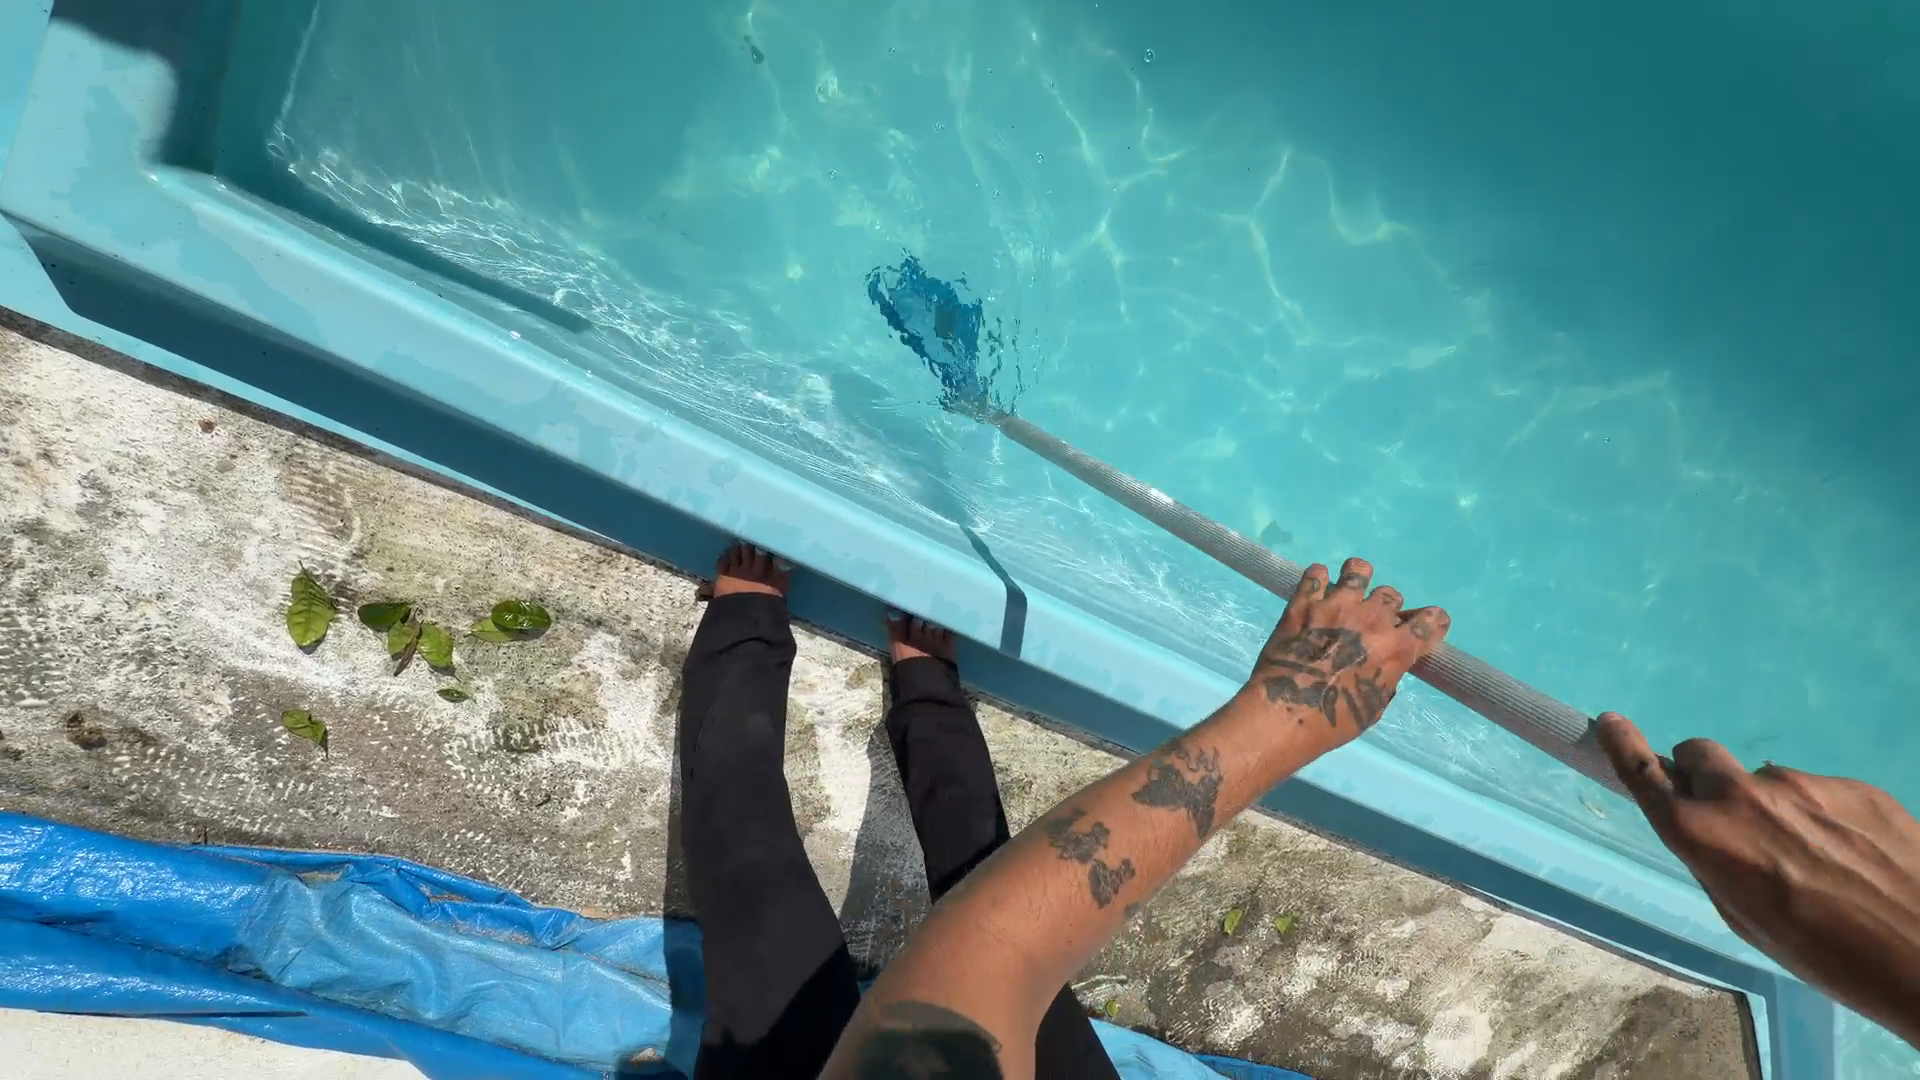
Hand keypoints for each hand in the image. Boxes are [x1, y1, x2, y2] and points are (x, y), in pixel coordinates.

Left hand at [1247, 557, 1449, 745]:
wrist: (1286, 709)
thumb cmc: (1334, 721)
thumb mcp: (1375, 705)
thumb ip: (1385, 676)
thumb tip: (1382, 664)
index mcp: (1396, 648)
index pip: (1430, 621)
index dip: (1431, 621)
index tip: (1426, 622)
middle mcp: (1371, 620)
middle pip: (1390, 596)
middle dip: (1386, 606)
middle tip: (1370, 619)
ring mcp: (1336, 606)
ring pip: (1358, 571)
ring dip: (1357, 577)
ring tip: (1348, 588)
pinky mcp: (1302, 603)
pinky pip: (1315, 575)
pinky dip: (1317, 578)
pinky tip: (1315, 587)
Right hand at [1598, 713, 1919, 1046]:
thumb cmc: (1827, 956)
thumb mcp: (1741, 916)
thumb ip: (1712, 858)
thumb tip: (1711, 832)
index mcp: (1699, 832)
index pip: (1641, 769)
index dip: (1620, 742)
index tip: (1609, 721)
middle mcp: (1739, 797)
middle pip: (1699, 752)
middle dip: (1703, 774)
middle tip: (1733, 813)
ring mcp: (1802, 786)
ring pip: (1766, 779)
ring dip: (1776, 804)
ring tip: (1822, 854)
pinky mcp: (1859, 789)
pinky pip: (1822, 792)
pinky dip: (1828, 816)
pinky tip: (1861, 855)